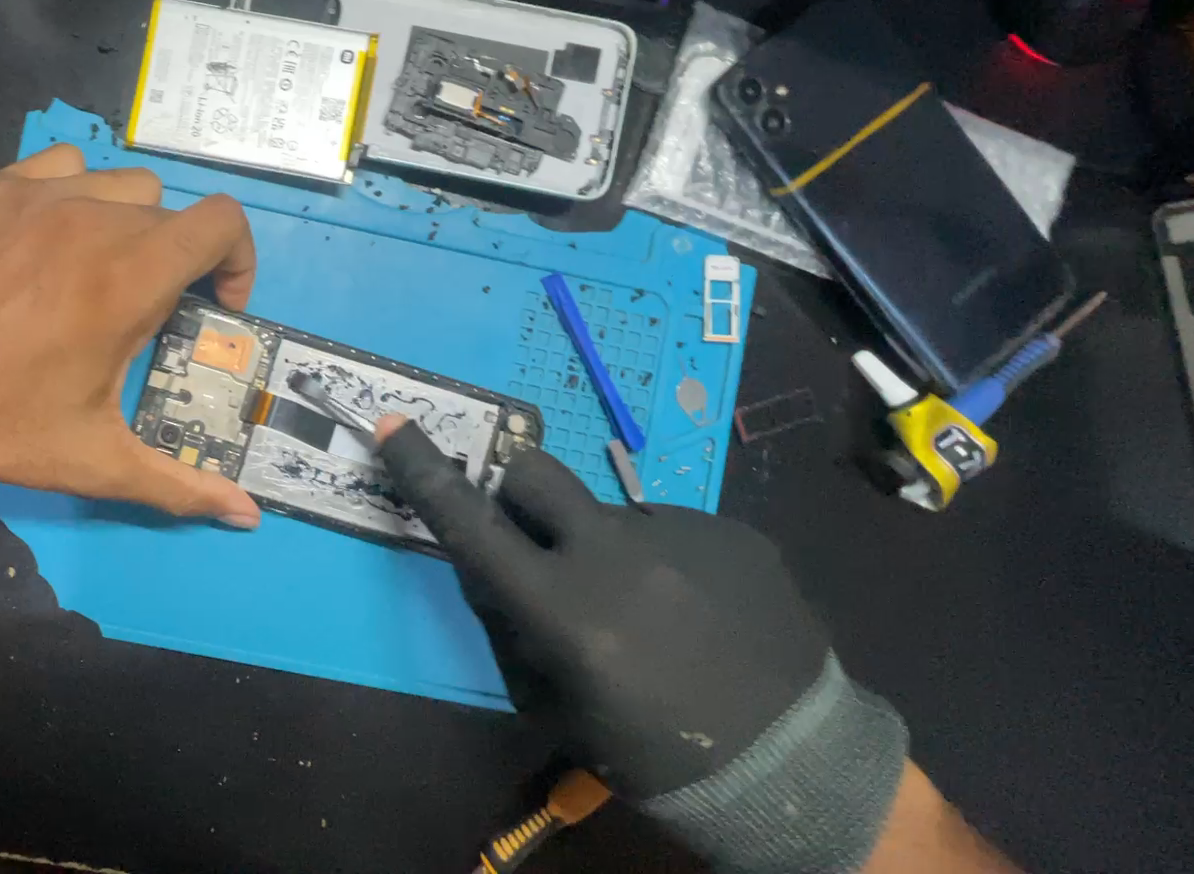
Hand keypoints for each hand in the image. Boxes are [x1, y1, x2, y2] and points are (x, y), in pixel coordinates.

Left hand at [0, 144, 262, 525]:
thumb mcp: (96, 462)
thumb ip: (182, 487)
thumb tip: (247, 517)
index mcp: (128, 275)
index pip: (221, 223)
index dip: (238, 259)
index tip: (215, 305)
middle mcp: (91, 218)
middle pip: (171, 213)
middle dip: (179, 260)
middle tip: (146, 314)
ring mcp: (36, 195)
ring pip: (119, 185)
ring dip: (132, 223)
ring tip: (100, 274)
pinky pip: (61, 167)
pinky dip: (77, 193)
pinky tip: (47, 243)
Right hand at [374, 416, 828, 798]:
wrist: (800, 771)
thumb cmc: (653, 755)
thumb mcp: (556, 707)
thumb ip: (510, 628)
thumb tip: (489, 569)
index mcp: (565, 608)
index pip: (471, 525)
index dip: (422, 470)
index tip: (393, 423)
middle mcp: (617, 555)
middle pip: (534, 473)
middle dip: (517, 495)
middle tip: (539, 540)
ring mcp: (683, 536)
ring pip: (606, 511)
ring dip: (603, 545)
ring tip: (653, 609)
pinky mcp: (734, 534)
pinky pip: (670, 529)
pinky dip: (663, 560)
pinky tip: (698, 611)